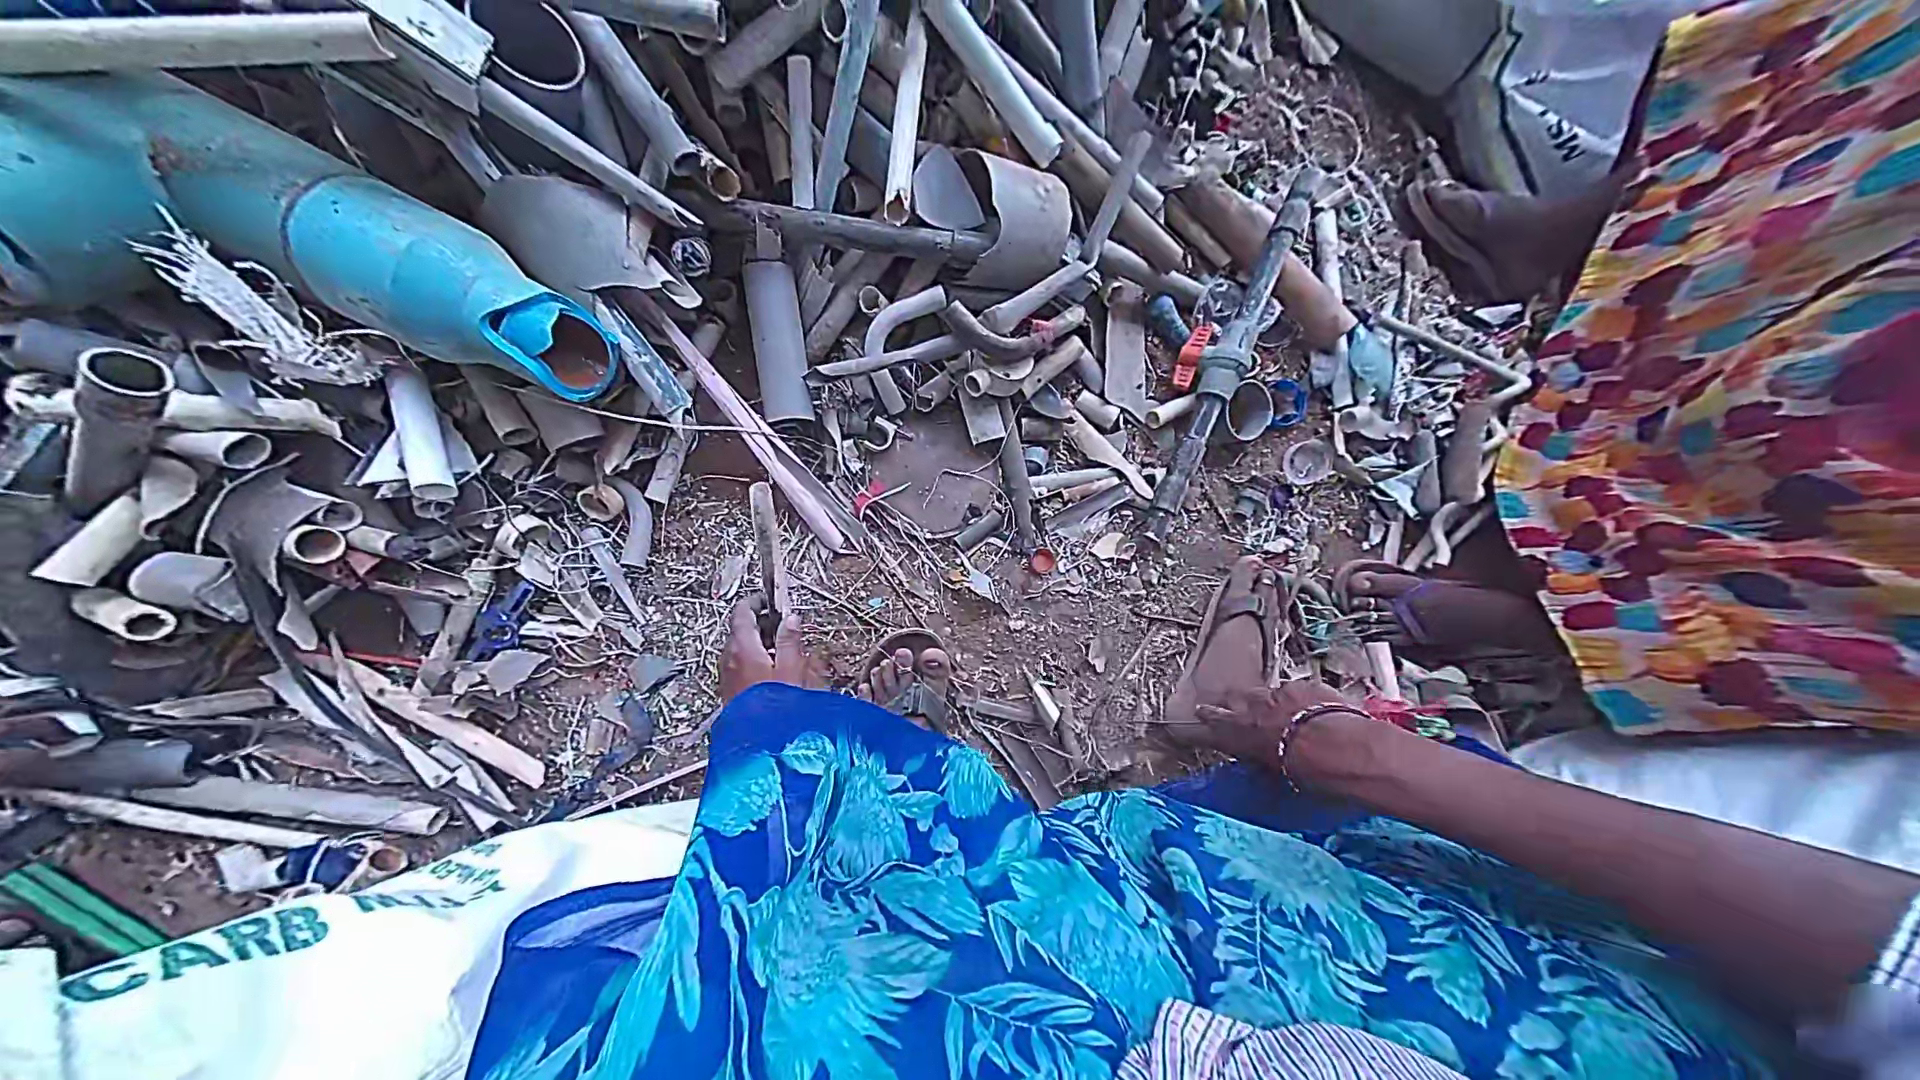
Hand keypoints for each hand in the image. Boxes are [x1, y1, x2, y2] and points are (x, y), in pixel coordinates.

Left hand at [719, 601, 816, 700]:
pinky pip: (740, 664)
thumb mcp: (790, 669)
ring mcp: (727, 674)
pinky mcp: (729, 688)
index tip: (770, 601)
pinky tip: (772, 671)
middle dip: (763, 624)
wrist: (755, 739)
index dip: (757, 602)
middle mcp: (729, 658)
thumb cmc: (771, 707)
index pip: (743, 612)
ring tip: (782, 651)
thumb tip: (790, 620)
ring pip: (741, 647)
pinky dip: (754, 659)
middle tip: (784, 627)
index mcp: (742, 648)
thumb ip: (789, 640)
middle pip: (742, 629)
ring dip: (760, 643)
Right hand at [1194, 679, 1373, 782]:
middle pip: (1235, 697)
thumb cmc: (1314, 774)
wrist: (1349, 750)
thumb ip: (1264, 760)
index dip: (1208, 716)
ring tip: (1286, 714)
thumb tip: (1265, 761)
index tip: (1202, 712)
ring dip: (1272, 701)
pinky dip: (1301, 699)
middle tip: (1241, 708)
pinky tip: (1315, 710)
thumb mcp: (1280, 774)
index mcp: (1243, 733)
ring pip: (1267, 693)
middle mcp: (1255, 708)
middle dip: (1236, 701)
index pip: (1215, 721)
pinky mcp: (1304, 685)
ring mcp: (1280, 693)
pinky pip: (1296, 690)